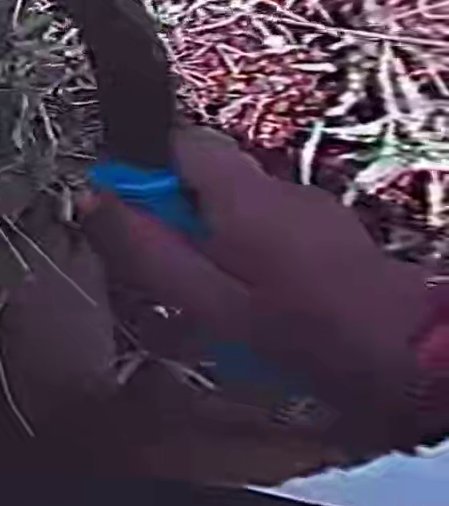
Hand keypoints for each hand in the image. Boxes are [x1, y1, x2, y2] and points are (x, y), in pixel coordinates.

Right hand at [78, 127, 433, 429]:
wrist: (418, 362)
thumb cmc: (296, 329)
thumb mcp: (197, 294)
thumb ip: (141, 245)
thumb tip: (90, 199)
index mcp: (243, 195)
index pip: (178, 143)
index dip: (137, 166)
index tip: (119, 206)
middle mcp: (280, 188)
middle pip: (199, 174)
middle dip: (164, 203)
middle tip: (155, 252)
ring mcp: (311, 208)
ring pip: (226, 199)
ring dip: (198, 226)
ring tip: (196, 276)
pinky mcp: (329, 230)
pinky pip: (258, 218)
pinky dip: (233, 239)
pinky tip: (239, 282)